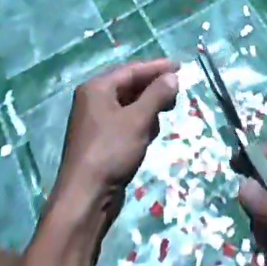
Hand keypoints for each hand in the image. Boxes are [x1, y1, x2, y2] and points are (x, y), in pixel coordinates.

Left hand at [55, 59, 179, 216]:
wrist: (85, 198)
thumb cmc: (111, 151)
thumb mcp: (139, 119)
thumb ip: (157, 93)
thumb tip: (172, 77)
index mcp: (97, 88)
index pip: (132, 70)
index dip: (157, 67)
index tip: (181, 67)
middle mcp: (93, 100)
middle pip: (130, 85)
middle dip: (154, 88)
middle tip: (176, 93)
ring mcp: (95, 121)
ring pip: (129, 104)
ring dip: (148, 107)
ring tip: (165, 113)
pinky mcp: (100, 140)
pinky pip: (125, 121)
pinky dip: (140, 122)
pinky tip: (149, 133)